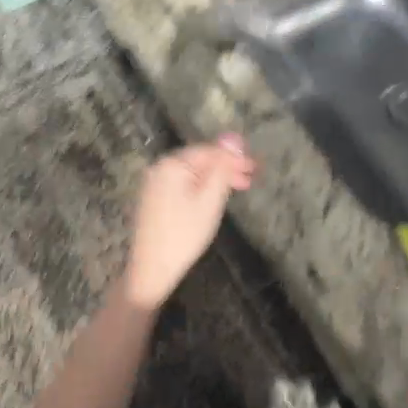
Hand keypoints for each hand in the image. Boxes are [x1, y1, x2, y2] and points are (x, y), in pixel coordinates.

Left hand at [119, 134, 255, 309]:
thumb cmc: (184, 235)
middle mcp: (159, 168)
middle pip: (199, 161)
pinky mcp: (153, 198)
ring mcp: (154, 183)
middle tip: (250, 179)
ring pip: (191, 174)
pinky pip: (181, 185)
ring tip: (237, 189)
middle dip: (225, 168)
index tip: (255, 168)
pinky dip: (199, 188)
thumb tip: (233, 139)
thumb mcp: (210, 200)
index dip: (234, 158)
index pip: (209, 151)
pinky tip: (213, 198)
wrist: (152, 268)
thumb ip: (222, 168)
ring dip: (214, 179)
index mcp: (172, 165)